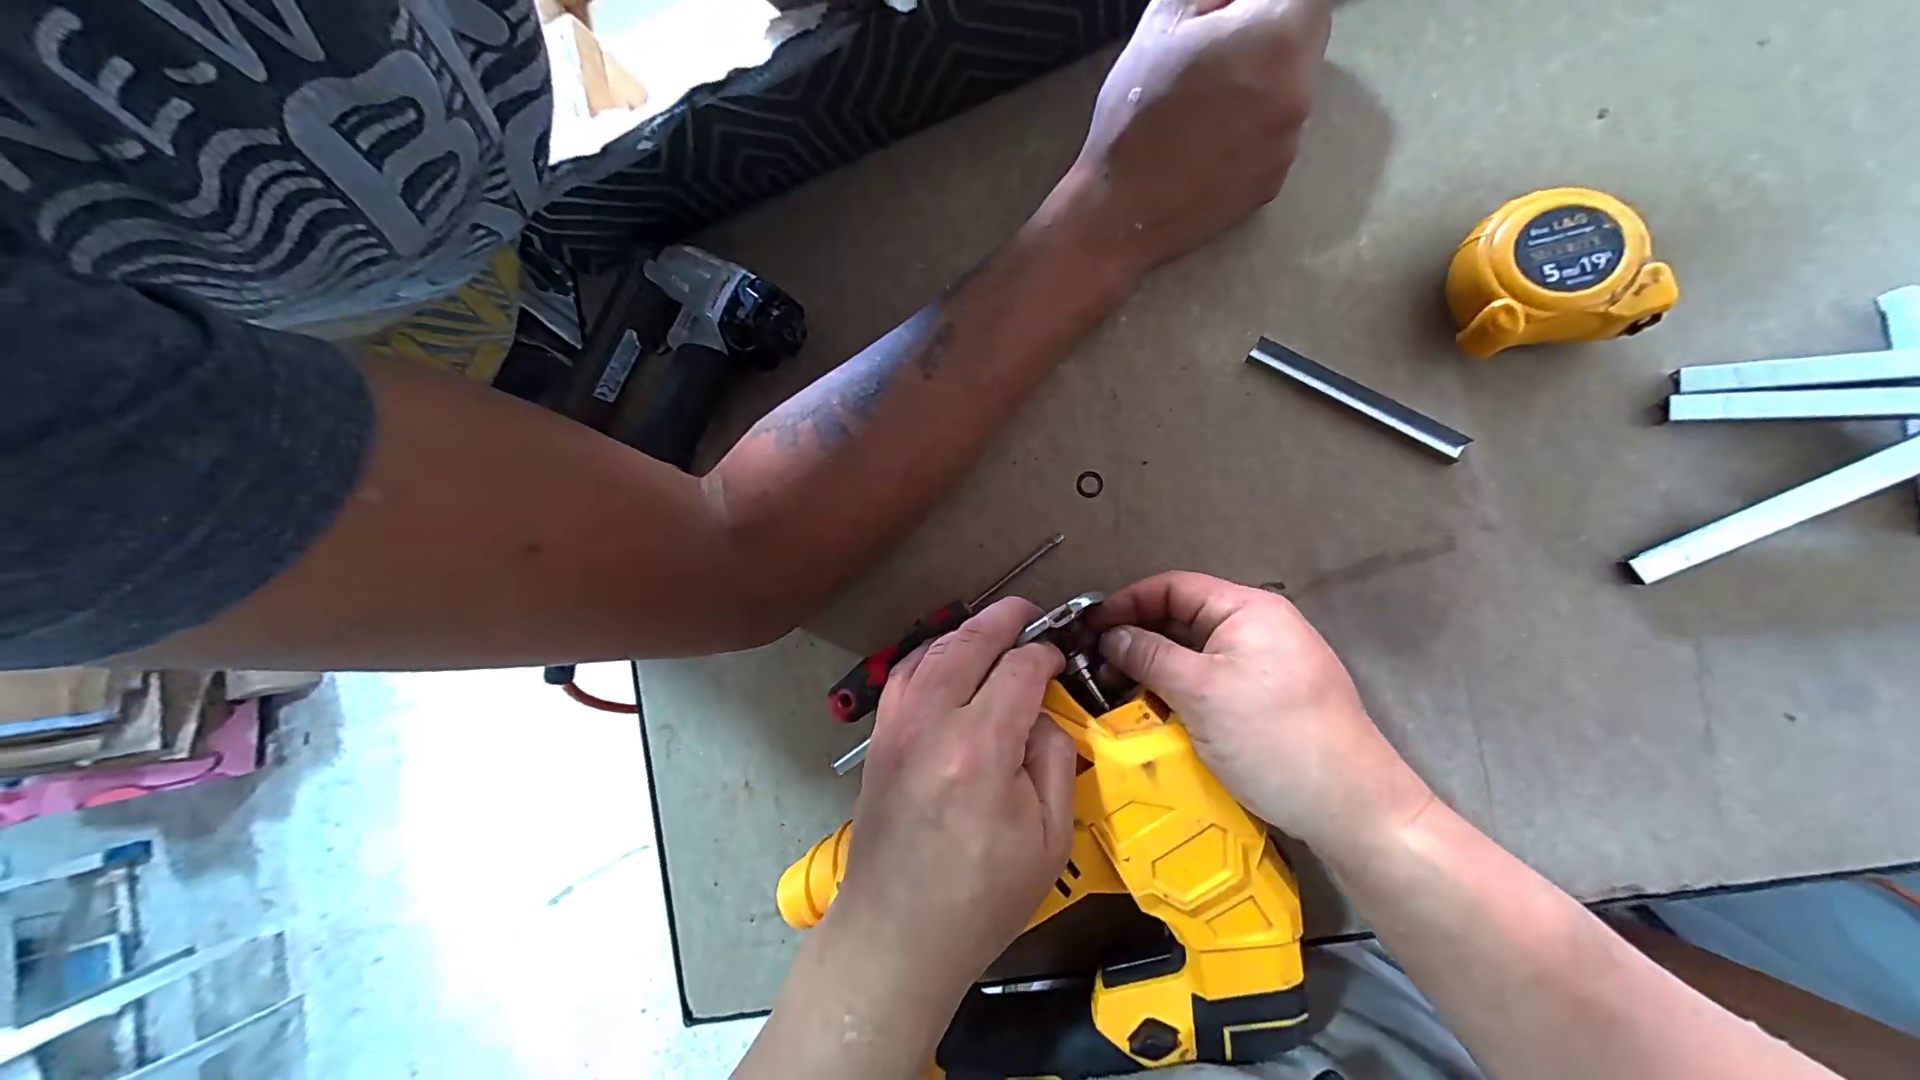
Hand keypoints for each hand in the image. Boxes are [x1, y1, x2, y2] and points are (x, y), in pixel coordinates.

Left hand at [828, 597, 1079, 1000]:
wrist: (897, 932)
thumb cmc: (981, 896)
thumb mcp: (1049, 836)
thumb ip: (1052, 757)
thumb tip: (1039, 712)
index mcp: (980, 748)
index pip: (1019, 670)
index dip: (1044, 655)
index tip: (1058, 658)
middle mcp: (931, 723)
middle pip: (970, 643)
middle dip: (1005, 618)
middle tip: (1028, 611)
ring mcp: (896, 727)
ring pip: (931, 651)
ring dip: (966, 631)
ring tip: (994, 628)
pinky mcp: (879, 738)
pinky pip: (902, 675)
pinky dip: (927, 653)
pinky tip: (946, 657)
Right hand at [1060, 0, 1331, 275]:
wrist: (1117, 216)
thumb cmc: (1131, 119)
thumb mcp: (1161, 26)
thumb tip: (1230, 2)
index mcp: (1280, 38)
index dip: (1261, 2)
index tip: (1227, 17)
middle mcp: (1301, 92)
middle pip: (1306, 38)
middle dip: (1269, 36)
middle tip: (1211, 62)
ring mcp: (1289, 146)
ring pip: (1290, 91)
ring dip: (1261, 86)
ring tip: (1206, 112)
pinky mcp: (1273, 184)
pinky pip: (1274, 139)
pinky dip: (1252, 133)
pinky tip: (1208, 147)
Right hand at [1089, 572, 1432, 853]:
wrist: (1352, 808)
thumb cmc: (1274, 737)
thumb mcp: (1201, 691)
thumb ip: (1149, 655)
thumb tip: (1110, 636)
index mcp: (1248, 609)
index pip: (1173, 586)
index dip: (1128, 602)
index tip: (1091, 627)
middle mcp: (1256, 627)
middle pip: (1182, 616)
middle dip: (1137, 635)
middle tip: (1097, 662)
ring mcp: (1262, 663)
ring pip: (1193, 650)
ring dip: (1154, 664)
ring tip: (1116, 686)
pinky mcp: (1263, 696)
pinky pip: (1208, 678)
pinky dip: (1176, 686)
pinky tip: (1151, 705)